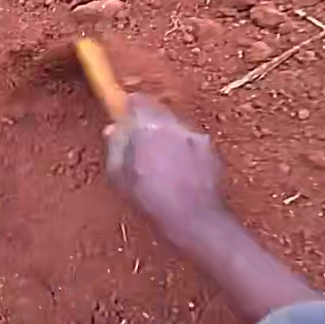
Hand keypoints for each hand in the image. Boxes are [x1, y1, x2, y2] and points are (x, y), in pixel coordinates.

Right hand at [104, 95, 228, 241]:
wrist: (195, 222)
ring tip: (159, 162)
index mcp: (148, 127)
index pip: (137, 101)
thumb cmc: (152, 200)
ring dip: (166, 136)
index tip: (123, 117)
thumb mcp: (119, 176)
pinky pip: (191, 142)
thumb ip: (115, 147)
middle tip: (139, 143)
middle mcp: (174, 126)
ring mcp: (196, 137)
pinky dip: (183, 150)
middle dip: (148, 123)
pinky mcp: (212, 151)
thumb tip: (113, 129)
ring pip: (175, 127)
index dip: (128, 108)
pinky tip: (177, 171)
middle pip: (158, 111)